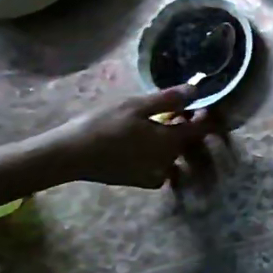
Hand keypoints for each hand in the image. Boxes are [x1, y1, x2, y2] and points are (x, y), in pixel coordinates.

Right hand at [44, 87, 214, 188]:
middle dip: (186, 127)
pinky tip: (146, 147)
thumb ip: (169, 99)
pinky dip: (160, 157)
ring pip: (175, 155)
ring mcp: (155, 174)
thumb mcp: (136, 106)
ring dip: (173, 141)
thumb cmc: (102, 126)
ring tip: (158, 126)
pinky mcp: (140, 182)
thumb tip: (195, 90)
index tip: (199, 105)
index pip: (201, 129)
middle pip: (188, 142)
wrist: (68, 156)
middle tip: (176, 112)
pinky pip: (161, 169)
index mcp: (172, 141)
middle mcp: (169, 160)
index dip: (204, 116)